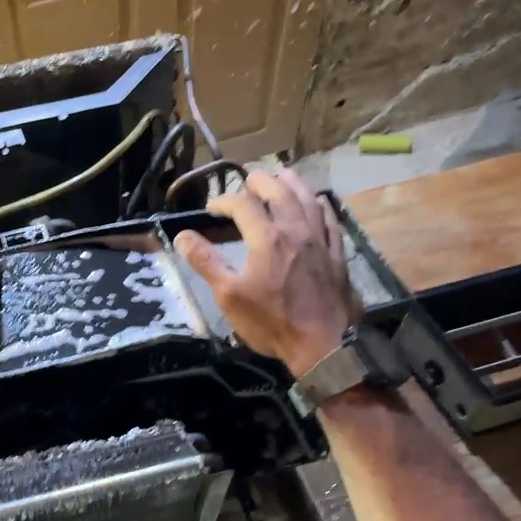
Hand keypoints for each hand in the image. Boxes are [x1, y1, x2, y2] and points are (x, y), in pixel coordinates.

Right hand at [173, 169, 359, 376]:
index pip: (243, 204)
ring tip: (281, 176)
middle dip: (260, 181)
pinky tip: (316, 203)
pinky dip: (319, 206)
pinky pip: (330, 220)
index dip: (224, 200)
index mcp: (267, 238)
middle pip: (279, 191)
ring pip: (308, 199)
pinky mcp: (337, 254)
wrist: (322, 345)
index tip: (211, 209)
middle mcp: (296, 230)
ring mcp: (320, 240)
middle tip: (247, 180)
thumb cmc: (271, 322)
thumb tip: (183, 236)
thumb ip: (206, 262)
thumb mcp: (229, 296)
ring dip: (292, 183)